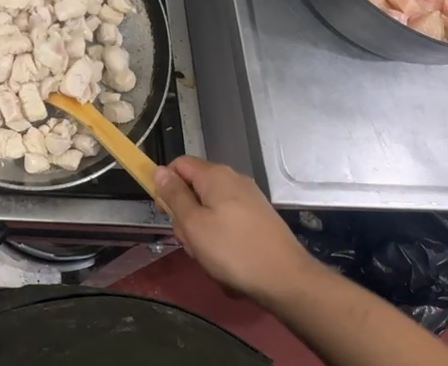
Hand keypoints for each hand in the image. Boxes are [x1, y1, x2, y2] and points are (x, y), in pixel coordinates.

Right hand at [155, 156, 315, 301]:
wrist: (288, 280)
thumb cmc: (233, 251)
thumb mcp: (194, 225)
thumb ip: (174, 196)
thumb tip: (159, 171)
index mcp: (214, 175)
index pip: (178, 165)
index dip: (166, 185)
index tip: (166, 213)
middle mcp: (233, 179)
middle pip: (195, 188)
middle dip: (187, 215)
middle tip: (192, 243)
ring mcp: (250, 198)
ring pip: (212, 208)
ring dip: (204, 231)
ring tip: (211, 258)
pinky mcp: (261, 218)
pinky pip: (230, 220)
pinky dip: (223, 237)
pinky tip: (228, 261)